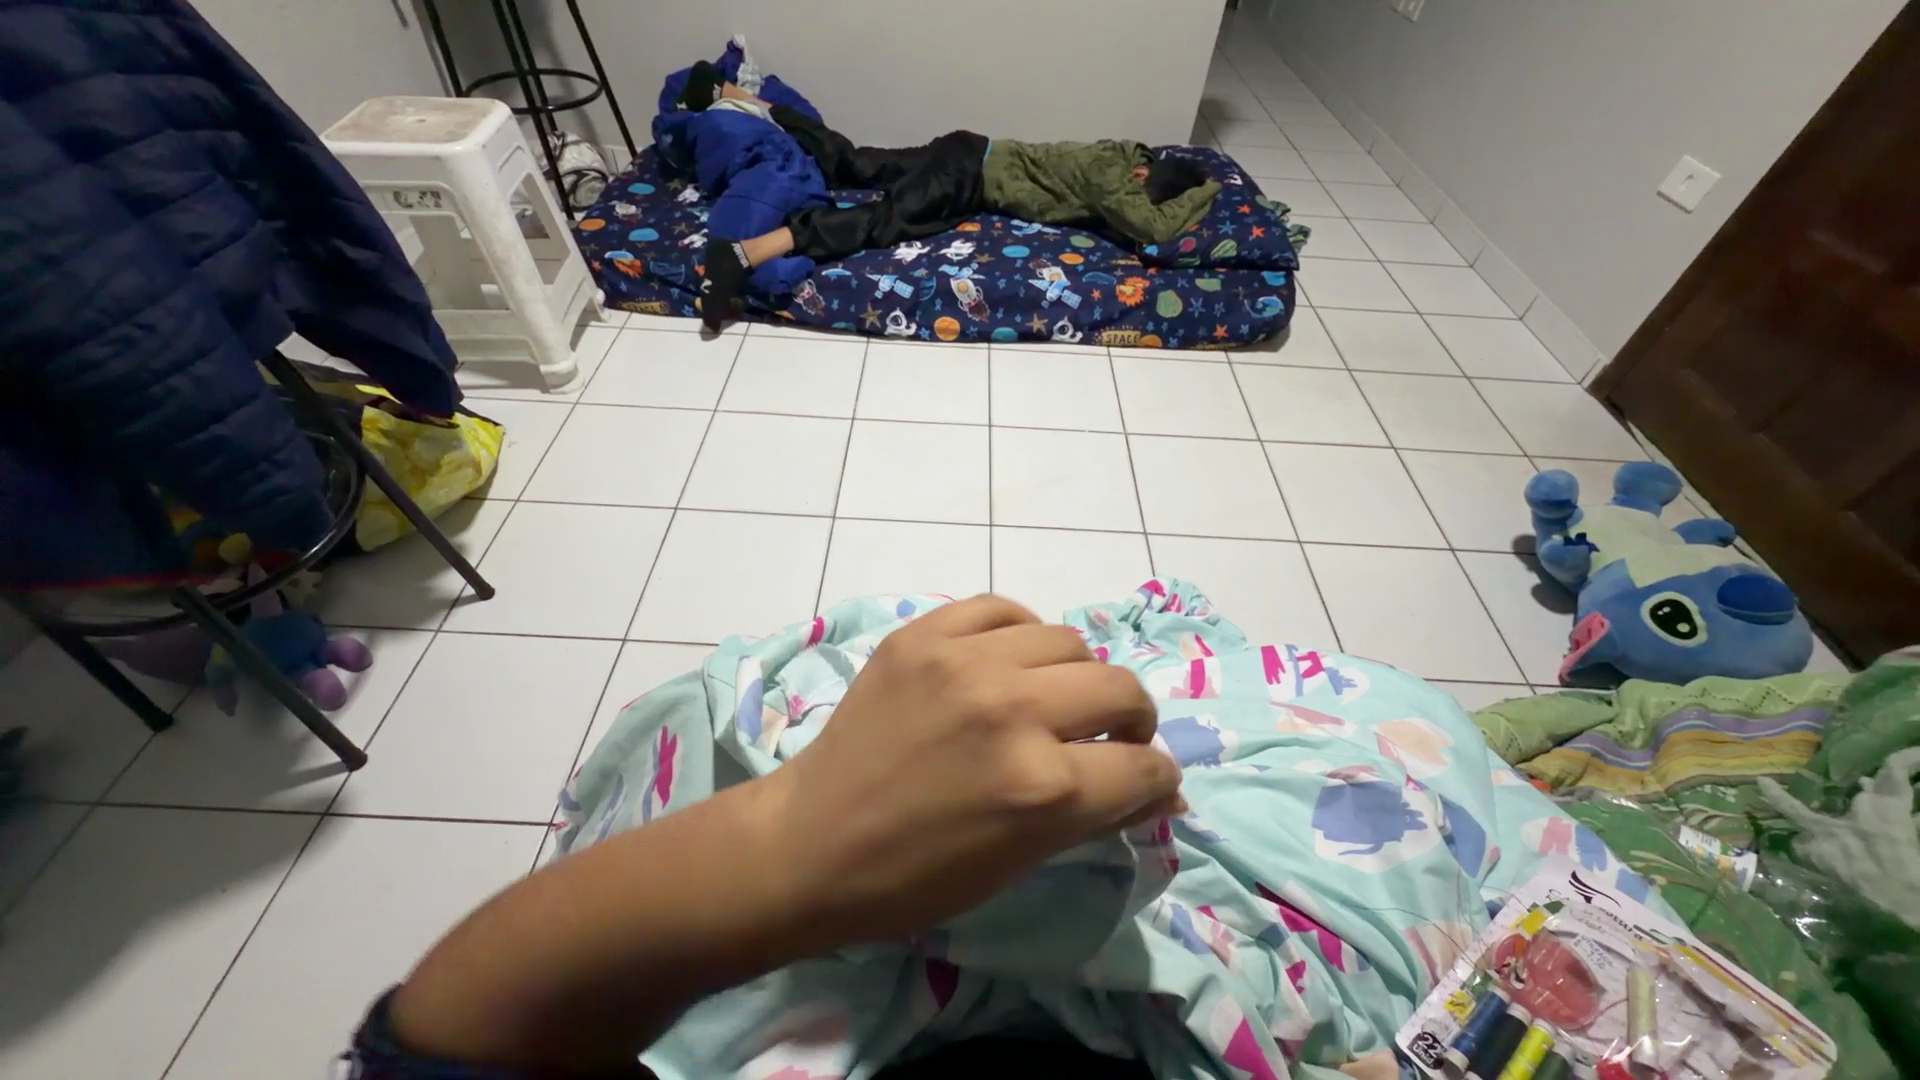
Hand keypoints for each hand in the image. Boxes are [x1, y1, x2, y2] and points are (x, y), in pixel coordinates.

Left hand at [757, 595, 1182, 946]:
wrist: (813, 840)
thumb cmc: (916, 876)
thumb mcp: (1020, 861)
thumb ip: (1096, 813)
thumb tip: (1160, 787)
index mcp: (1042, 787)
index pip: (1143, 767)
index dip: (1156, 779)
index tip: (1146, 778)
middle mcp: (1013, 711)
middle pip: (1120, 690)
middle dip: (1132, 721)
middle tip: (1110, 736)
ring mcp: (963, 662)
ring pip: (1067, 641)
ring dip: (1076, 676)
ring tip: (1050, 697)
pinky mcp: (921, 635)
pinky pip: (1001, 609)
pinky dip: (1019, 634)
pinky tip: (1008, 660)